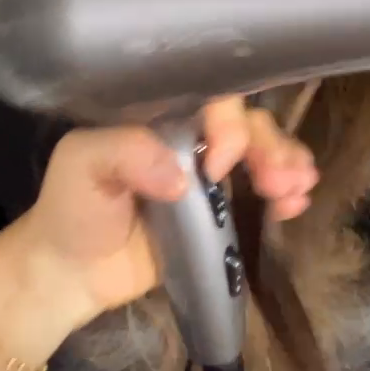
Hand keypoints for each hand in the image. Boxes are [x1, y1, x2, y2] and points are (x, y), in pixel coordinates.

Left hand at [3, 100, 317, 326]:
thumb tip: (183, 178)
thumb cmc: (72, 208)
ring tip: (297, 189)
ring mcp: (207, 176)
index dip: (226, 124)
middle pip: (244, 123)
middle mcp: (187, 137)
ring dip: (286, 163)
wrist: (74, 272)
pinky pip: (261, 192)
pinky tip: (294, 205)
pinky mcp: (219, 212)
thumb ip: (124, 153)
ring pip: (262, 151)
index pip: (207, 98)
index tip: (219, 166)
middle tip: (276, 180)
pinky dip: (287, 192)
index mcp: (157, 115)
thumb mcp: (82, 165)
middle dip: (268, 146)